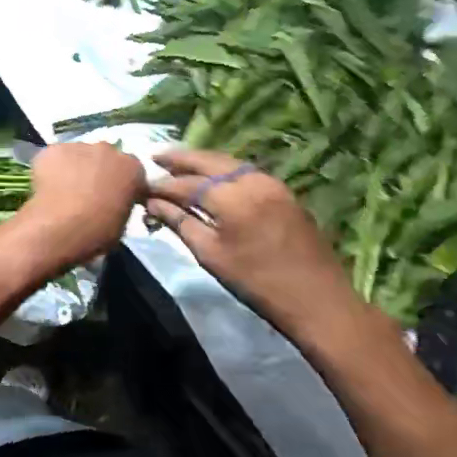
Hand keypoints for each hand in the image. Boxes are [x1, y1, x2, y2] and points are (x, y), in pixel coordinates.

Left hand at [18, 143, 146, 266]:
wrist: (63, 227)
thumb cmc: (99, 231)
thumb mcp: (122, 221)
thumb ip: (120, 202)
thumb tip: (111, 202)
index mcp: (132, 167)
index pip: (128, 169)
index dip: (117, 181)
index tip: (109, 194)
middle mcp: (108, 150)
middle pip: (102, 156)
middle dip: (96, 169)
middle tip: (84, 191)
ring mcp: (79, 146)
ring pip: (76, 154)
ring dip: (73, 167)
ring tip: (61, 189)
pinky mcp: (53, 149)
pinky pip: (53, 157)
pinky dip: (50, 168)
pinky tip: (46, 186)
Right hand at [146, 149, 362, 333]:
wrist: (316, 299)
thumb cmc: (255, 281)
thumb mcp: (209, 254)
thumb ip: (179, 222)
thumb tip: (151, 203)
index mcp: (231, 197)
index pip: (185, 183)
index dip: (160, 185)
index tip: (139, 187)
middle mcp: (252, 181)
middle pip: (208, 161)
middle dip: (179, 159)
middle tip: (153, 158)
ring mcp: (272, 183)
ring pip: (228, 162)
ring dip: (201, 161)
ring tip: (176, 164)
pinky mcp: (283, 191)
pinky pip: (245, 170)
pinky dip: (222, 168)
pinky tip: (210, 176)